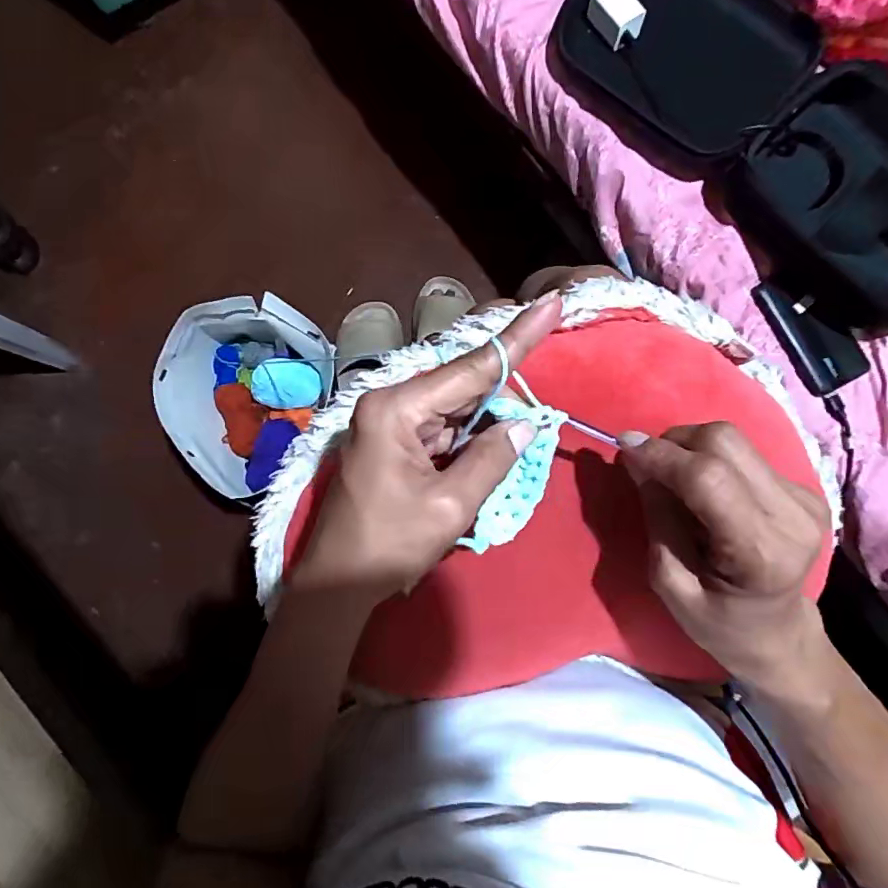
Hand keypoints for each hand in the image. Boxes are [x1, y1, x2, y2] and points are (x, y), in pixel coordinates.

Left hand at [293, 294, 563, 599]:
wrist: (336, 584)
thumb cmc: (389, 545)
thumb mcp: (450, 506)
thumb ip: (491, 459)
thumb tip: (526, 423)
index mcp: (396, 409)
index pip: (470, 368)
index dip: (517, 338)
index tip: (551, 303)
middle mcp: (388, 404)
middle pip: (461, 380)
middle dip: (505, 372)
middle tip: (547, 336)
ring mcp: (388, 424)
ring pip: (454, 405)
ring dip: (490, 407)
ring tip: (527, 401)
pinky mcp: (393, 444)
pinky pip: (442, 427)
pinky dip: (471, 430)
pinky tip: (497, 430)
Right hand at [619, 423, 831, 686]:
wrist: (779, 634)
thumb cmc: (720, 624)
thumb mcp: (672, 587)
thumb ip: (658, 520)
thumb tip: (638, 461)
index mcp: (761, 552)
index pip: (709, 479)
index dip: (662, 456)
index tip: (624, 447)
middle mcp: (792, 516)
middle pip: (726, 443)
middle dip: (676, 443)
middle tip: (649, 465)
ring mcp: (804, 498)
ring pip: (735, 440)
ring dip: (692, 448)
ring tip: (673, 477)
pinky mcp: (804, 489)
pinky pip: (745, 454)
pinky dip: (711, 460)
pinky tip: (704, 490)